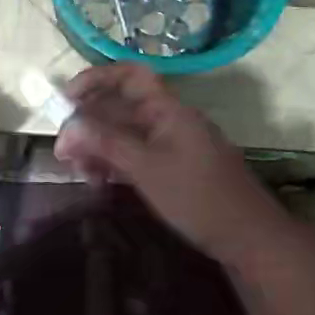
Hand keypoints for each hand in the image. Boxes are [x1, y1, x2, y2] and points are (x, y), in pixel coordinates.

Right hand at [53, 63, 273, 262]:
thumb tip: (68, 126)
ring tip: (80, 173)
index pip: (128, 75)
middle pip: (120, 106)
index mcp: (167, 109)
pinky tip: (100, 183)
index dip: (95, 79)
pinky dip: (114, 163)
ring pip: (124, 133)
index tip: (67, 101)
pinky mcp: (172, 166)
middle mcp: (168, 119)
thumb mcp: (146, 169)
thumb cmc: (198, 198)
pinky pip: (135, 153)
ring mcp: (171, 143)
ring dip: (98, 147)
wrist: (250, 239)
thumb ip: (106, 143)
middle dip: (88, 125)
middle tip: (64, 153)